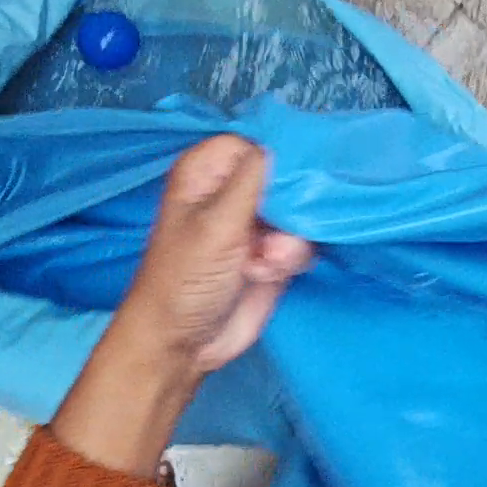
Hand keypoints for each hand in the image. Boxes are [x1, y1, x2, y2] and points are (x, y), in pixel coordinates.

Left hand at [119, 134, 313, 373]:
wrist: (185, 343)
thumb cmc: (185, 278)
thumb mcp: (217, 222)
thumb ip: (254, 178)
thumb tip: (286, 144)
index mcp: (208, 170)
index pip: (260, 143)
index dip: (281, 162)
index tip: (293, 187)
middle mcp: (234, 190)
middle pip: (287, 177)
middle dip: (290, 209)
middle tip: (271, 238)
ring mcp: (256, 222)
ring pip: (300, 213)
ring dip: (289, 240)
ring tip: (263, 263)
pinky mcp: (273, 252)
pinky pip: (302, 241)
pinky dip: (291, 258)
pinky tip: (266, 274)